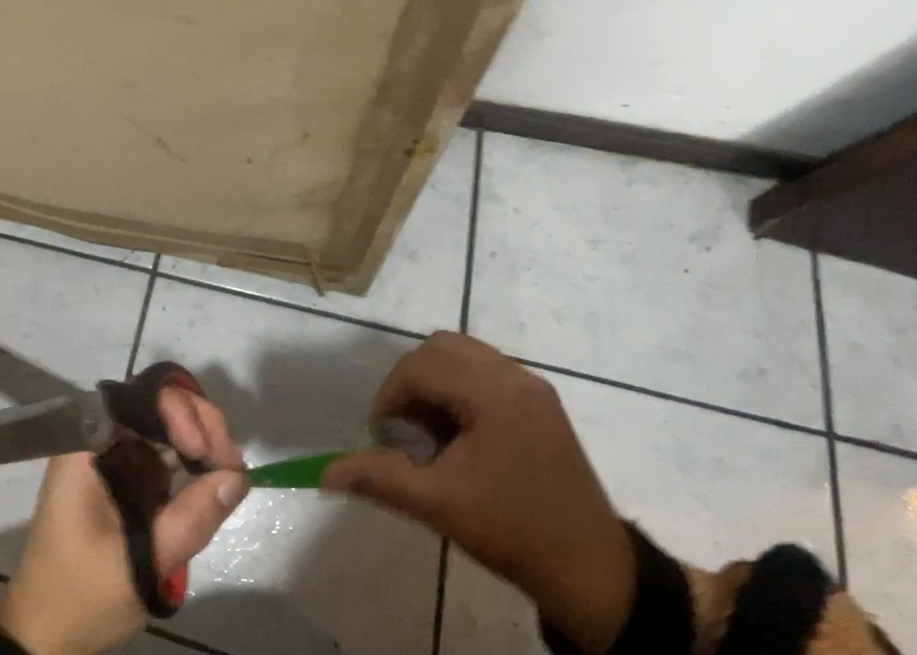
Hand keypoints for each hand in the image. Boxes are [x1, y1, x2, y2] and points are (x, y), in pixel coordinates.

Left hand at [0, 389, 249, 654]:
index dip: (177, 410)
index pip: (136, 398)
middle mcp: (100, 442)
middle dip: (200, 425)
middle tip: (232, 465)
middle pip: (156, 406)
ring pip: (167, 427)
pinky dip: (193, 463)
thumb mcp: (141, 562)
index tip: (202, 452)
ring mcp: (115, 461)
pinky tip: (216, 483)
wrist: (46, 634)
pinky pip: (165, 456)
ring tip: (230, 475)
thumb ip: (191, 519)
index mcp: (87, 448)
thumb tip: (238, 477)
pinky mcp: (128, 482)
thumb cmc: (82, 595)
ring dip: (203, 442)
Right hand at [321, 333, 634, 654]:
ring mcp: (533, 387)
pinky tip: (458, 434)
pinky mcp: (543, 403)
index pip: (421, 366)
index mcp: (493, 394)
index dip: (390, 396)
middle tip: (402, 427)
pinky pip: (488, 371)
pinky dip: (462, 388)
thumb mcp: (437, 504)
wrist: (591, 568)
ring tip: (429, 430)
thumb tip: (325, 473)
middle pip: (443, 348)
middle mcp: (515, 377)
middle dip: (411, 381)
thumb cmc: (511, 530)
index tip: (381, 435)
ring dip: (436, 381)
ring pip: (466, 355)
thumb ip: (378, 477)